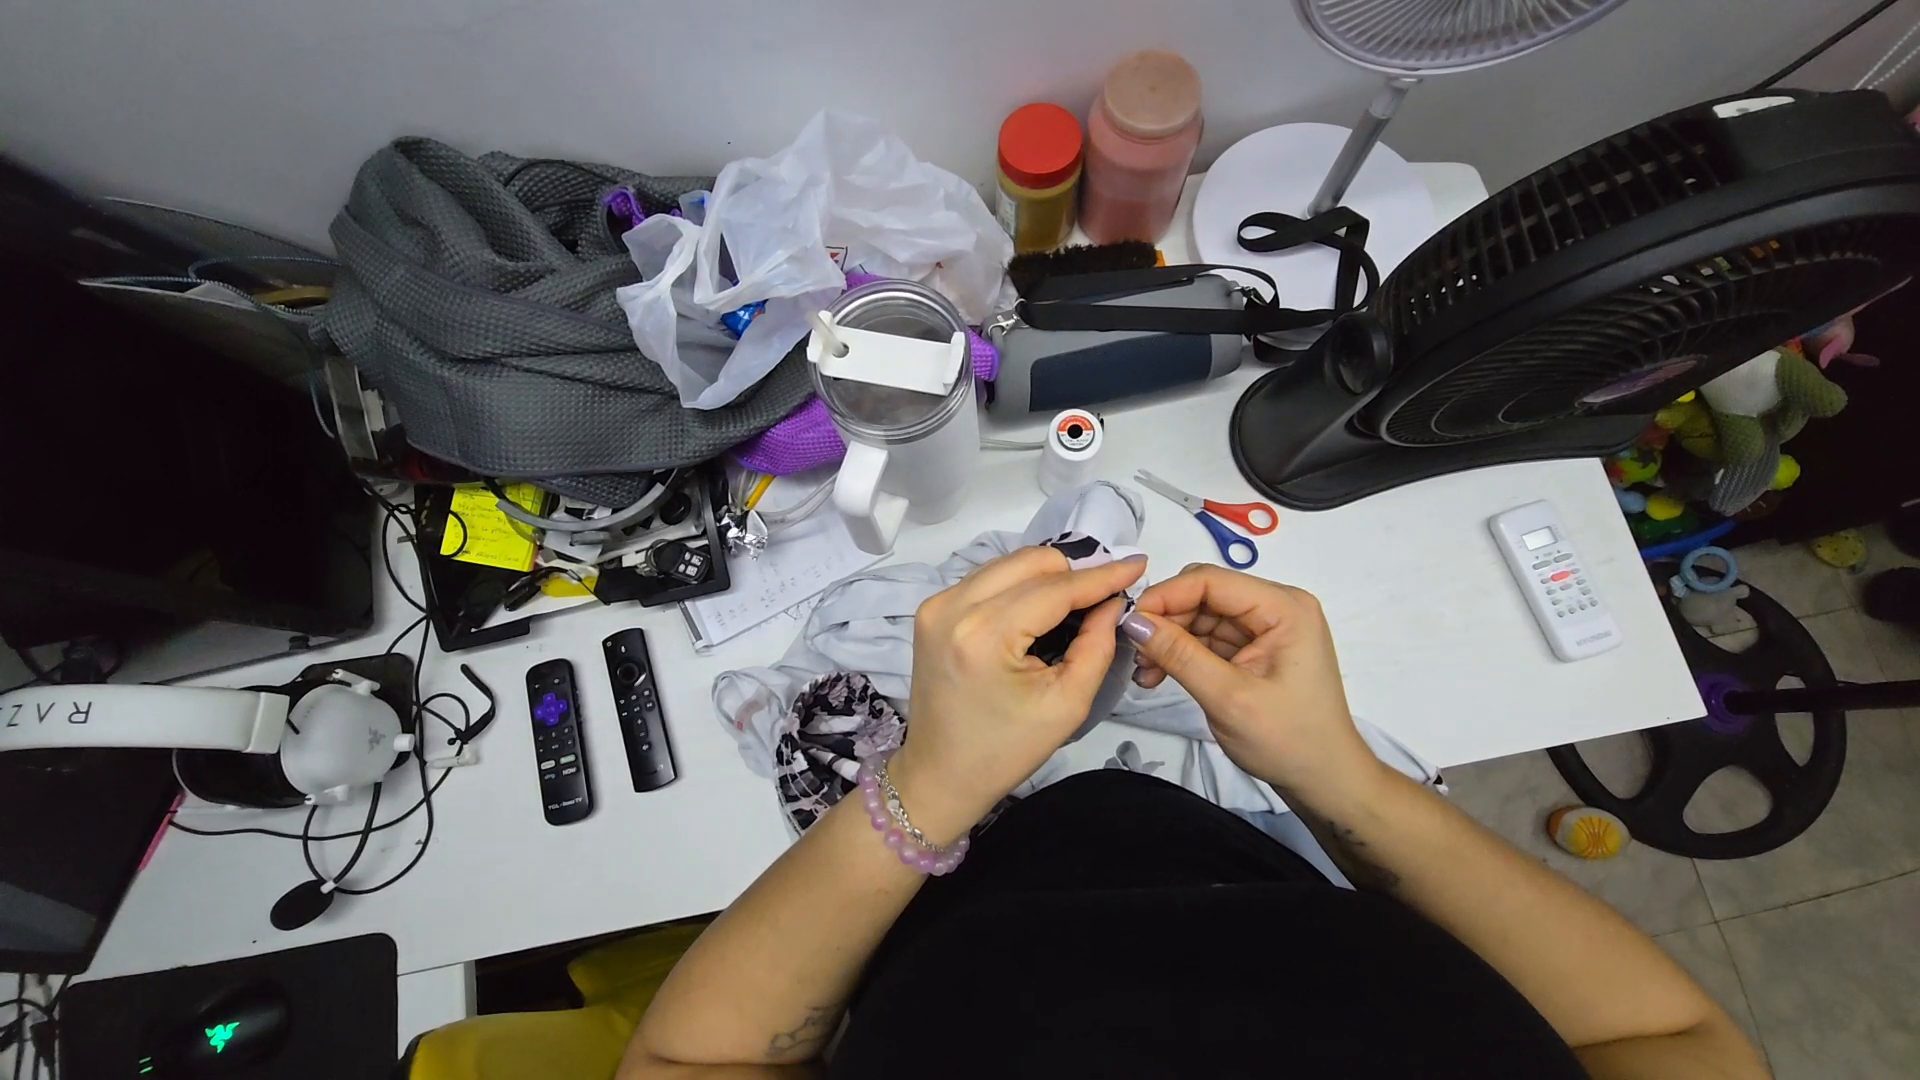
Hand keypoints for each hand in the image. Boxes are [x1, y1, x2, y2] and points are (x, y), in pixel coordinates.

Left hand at [888, 547, 1144, 841]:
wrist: (940, 773)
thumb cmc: (1005, 750)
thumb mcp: (1067, 703)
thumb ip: (1097, 645)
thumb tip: (1113, 601)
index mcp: (984, 634)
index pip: (1054, 589)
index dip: (1101, 576)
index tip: (1138, 565)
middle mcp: (953, 607)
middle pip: (1030, 562)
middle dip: (1074, 571)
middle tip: (1107, 592)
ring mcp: (937, 604)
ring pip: (1008, 564)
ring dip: (1047, 576)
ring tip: (1078, 602)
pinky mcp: (932, 609)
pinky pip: (988, 578)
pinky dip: (1020, 585)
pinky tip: (1040, 611)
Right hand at [1125, 565, 1382, 802]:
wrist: (1323, 781)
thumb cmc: (1287, 740)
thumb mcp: (1228, 698)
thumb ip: (1179, 654)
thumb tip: (1131, 621)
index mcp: (1283, 608)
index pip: (1210, 580)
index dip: (1165, 596)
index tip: (1128, 624)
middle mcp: (1274, 607)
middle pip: (1202, 595)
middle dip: (1165, 620)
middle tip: (1135, 654)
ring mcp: (1263, 628)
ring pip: (1198, 616)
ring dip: (1167, 640)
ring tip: (1144, 673)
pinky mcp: (1251, 648)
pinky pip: (1205, 637)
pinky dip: (1180, 653)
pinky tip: (1157, 675)